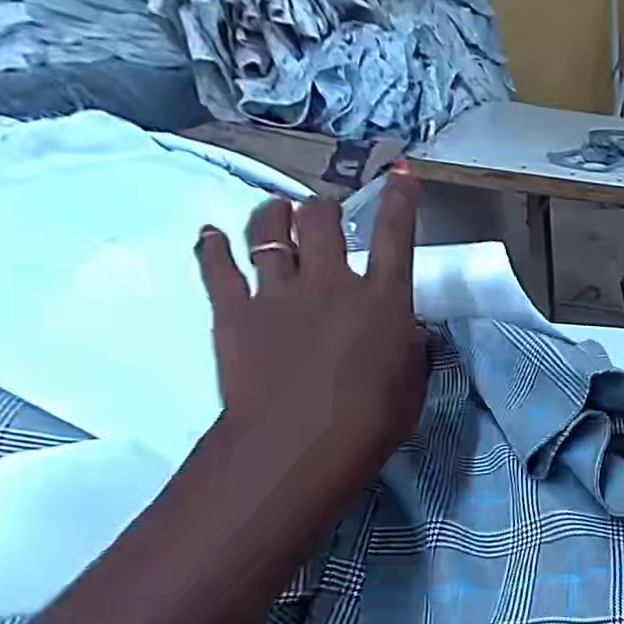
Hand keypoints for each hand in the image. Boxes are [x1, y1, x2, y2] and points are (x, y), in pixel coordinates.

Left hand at [194, 172, 428, 491]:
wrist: (297, 449)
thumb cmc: (369, 426)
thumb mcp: (411, 390)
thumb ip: (412, 354)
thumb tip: (412, 334)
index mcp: (382, 302)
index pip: (396, 236)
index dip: (400, 200)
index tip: (401, 175)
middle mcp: (331, 284)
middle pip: (322, 219)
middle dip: (324, 208)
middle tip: (324, 215)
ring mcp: (278, 294)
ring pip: (269, 229)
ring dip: (274, 213)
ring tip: (276, 212)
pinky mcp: (234, 312)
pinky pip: (218, 267)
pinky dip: (213, 247)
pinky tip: (211, 235)